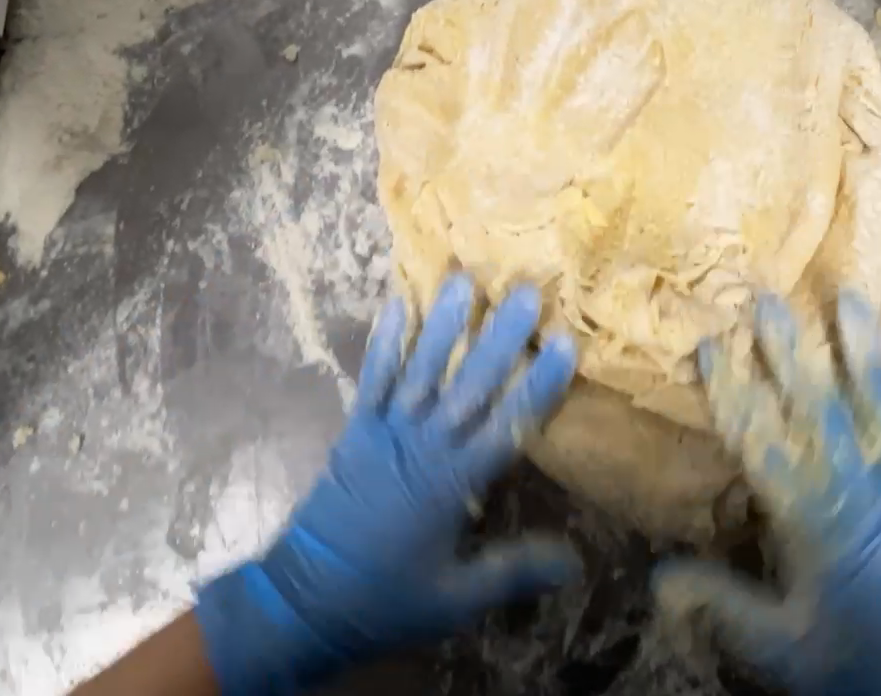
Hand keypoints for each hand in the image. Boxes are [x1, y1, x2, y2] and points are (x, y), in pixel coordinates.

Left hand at [193, 274, 581, 694]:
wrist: (305, 600)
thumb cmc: (387, 596)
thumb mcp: (455, 597)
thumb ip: (513, 570)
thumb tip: (575, 561)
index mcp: (453, 482)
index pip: (508, 425)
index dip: (539, 384)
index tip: (565, 343)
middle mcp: (424, 444)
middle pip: (469, 384)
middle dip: (499, 337)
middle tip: (526, 292)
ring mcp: (387, 429)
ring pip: (422, 368)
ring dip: (443, 324)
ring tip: (463, 279)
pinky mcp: (358, 426)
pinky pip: (373, 376)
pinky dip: (384, 341)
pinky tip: (395, 303)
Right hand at [655, 293, 880, 695]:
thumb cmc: (860, 656)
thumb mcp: (780, 646)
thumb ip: (721, 603)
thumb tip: (655, 580)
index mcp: (811, 519)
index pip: (759, 441)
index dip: (730, 392)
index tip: (706, 347)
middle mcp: (859, 484)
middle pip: (818, 405)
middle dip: (789, 351)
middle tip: (766, 300)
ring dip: (863, 345)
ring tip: (850, 295)